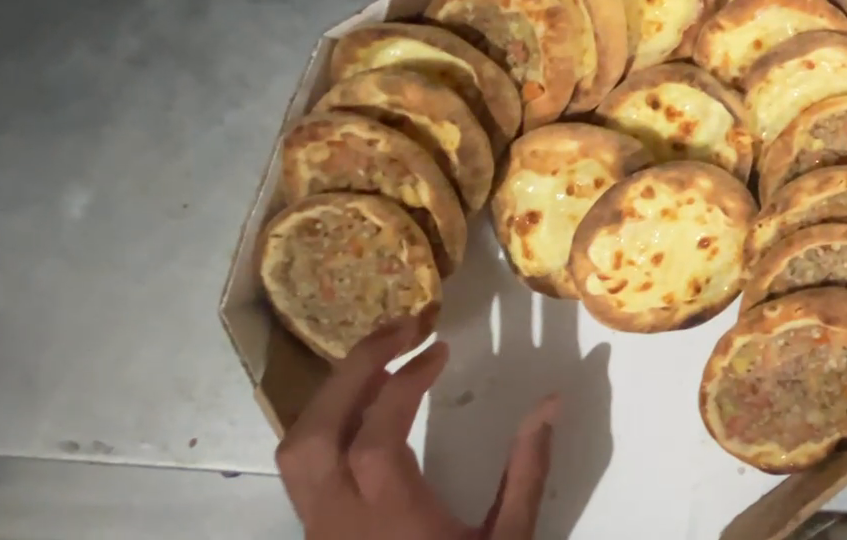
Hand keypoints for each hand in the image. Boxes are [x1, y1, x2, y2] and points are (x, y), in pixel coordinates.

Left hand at [276, 310, 560, 539]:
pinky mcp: (319, 532)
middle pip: (313, 436)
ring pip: (295, 451)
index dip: (404, 382)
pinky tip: (370, 400)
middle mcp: (338, 524)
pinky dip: (331, 417)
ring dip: (336, 391)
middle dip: (353, 369)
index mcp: (388, 523)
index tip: (441, 348)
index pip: (374, 437)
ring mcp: (320, 530)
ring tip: (387, 355)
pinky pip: (304, 464)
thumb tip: (551, 400)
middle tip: (404, 326)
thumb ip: (528, 471)